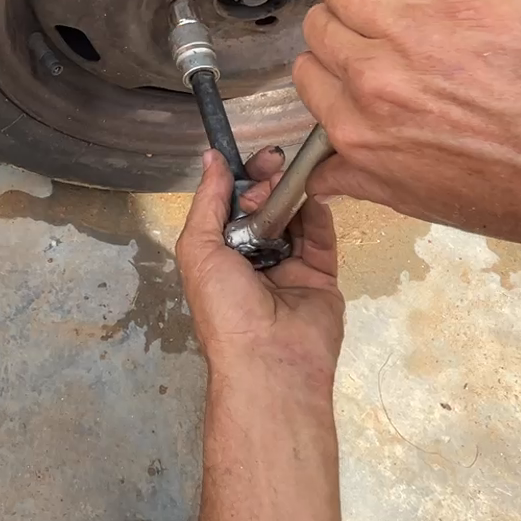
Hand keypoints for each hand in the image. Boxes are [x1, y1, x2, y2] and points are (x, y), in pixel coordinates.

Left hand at [175, 147, 343, 384]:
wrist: (270, 361)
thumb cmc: (225, 306)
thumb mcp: (199, 247)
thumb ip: (208, 201)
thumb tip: (211, 159)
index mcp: (217, 253)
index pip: (229, 205)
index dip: (239, 179)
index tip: (252, 159)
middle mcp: (250, 258)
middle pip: (262, 207)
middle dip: (266, 182)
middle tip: (275, 162)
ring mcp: (287, 267)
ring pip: (292, 219)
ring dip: (290, 193)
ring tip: (292, 175)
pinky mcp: (320, 277)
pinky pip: (320, 240)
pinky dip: (318, 215)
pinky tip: (314, 195)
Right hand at [292, 0, 520, 252]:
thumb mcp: (420, 202)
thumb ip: (357, 179)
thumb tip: (320, 175)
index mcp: (357, 130)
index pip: (306, 74)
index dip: (331, 71)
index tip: (356, 69)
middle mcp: (372, 78)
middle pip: (320, 26)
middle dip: (346, 32)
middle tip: (385, 40)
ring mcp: (415, 32)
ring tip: (404, 6)